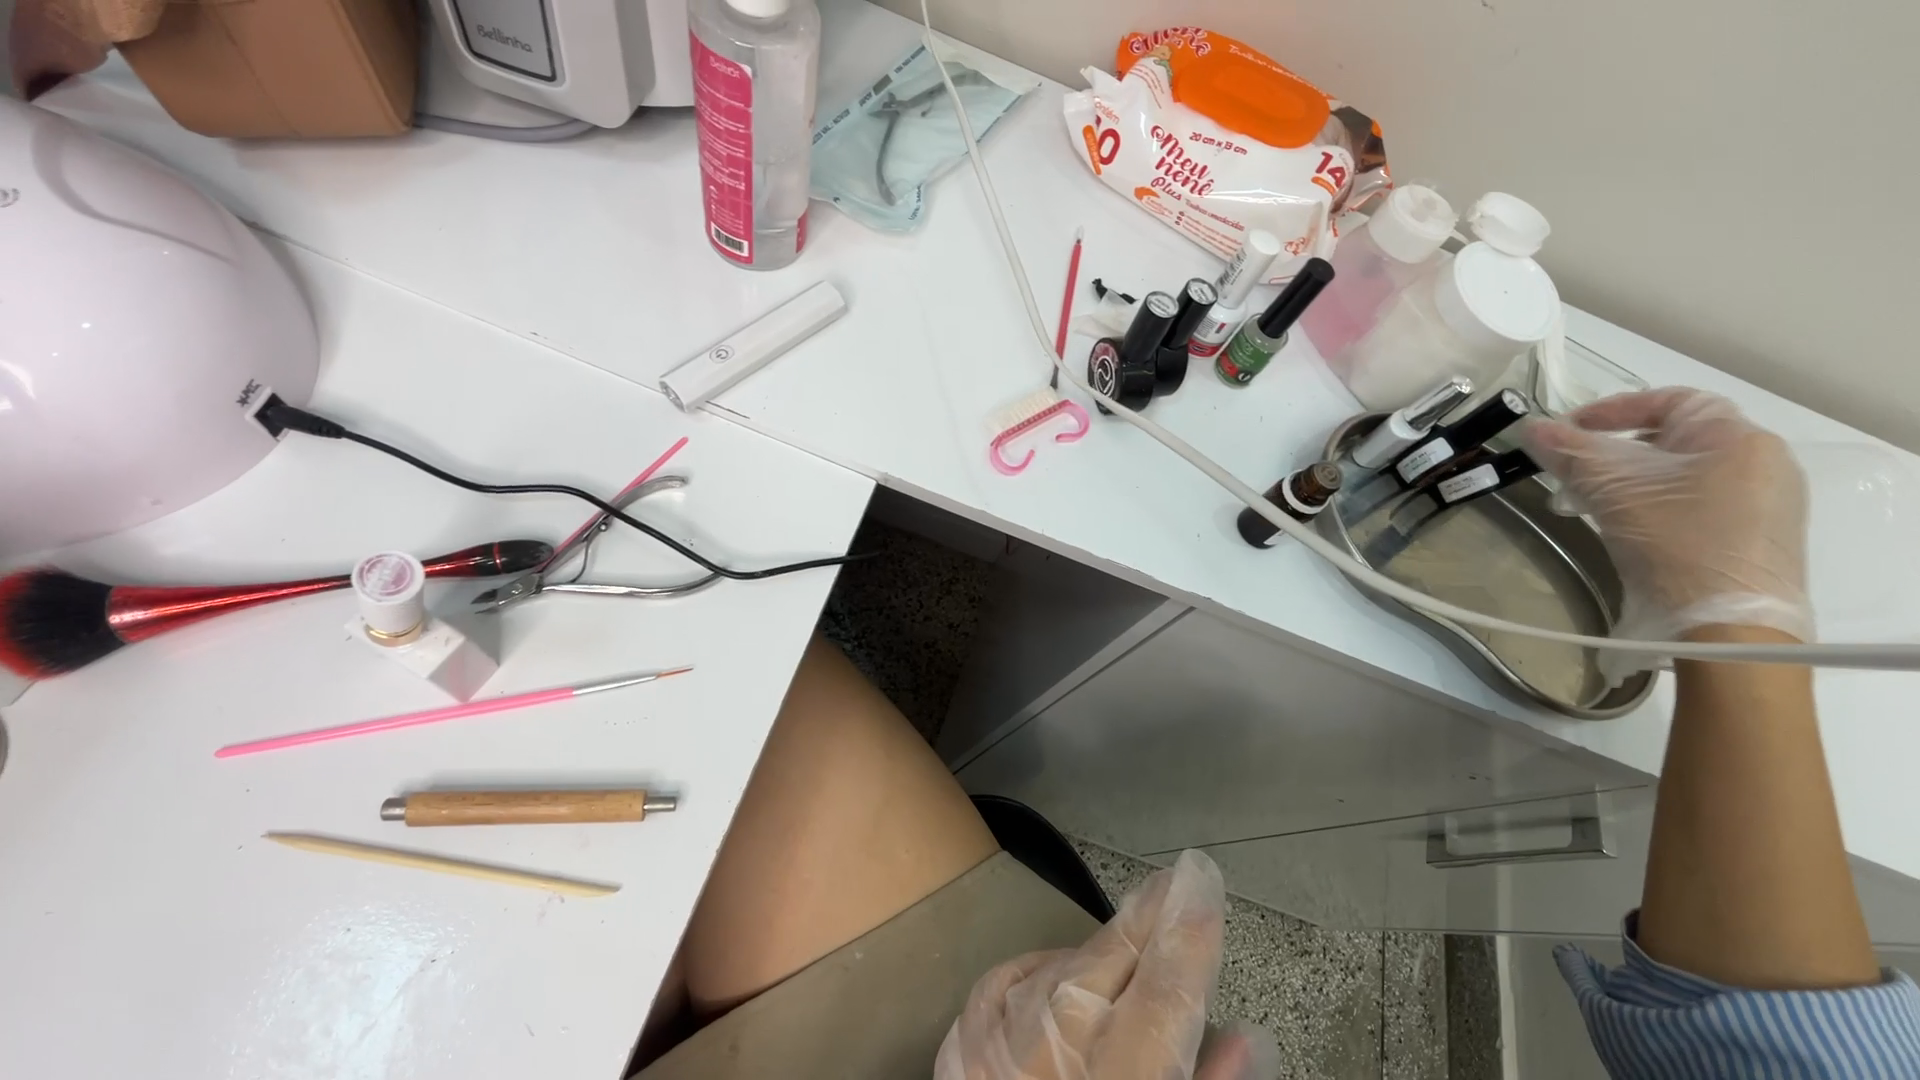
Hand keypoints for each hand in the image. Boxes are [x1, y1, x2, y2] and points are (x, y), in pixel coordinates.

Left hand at [934, 850, 1276, 1079]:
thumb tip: (1244, 1040)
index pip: (1160, 1004)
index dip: (1186, 941)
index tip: (1204, 889)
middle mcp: (1048, 1063)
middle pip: (1104, 970)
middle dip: (1147, 920)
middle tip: (1179, 880)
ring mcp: (992, 1056)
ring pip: (1053, 971)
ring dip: (1098, 945)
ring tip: (1136, 924)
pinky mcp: (958, 1059)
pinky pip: (1001, 986)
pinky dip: (1036, 969)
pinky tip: (1061, 965)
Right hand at [1521, 388, 1811, 679]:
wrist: (1730, 628)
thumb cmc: (1677, 542)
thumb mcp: (1611, 490)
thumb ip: (1570, 452)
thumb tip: (1531, 427)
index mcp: (1738, 438)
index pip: (1672, 400)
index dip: (1614, 409)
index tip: (1569, 430)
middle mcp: (1764, 462)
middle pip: (1676, 439)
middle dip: (1617, 450)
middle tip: (1575, 471)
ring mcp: (1769, 504)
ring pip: (1685, 474)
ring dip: (1634, 480)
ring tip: (1595, 503)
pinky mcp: (1760, 540)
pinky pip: (1701, 504)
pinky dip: (1659, 505)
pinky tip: (1633, 530)